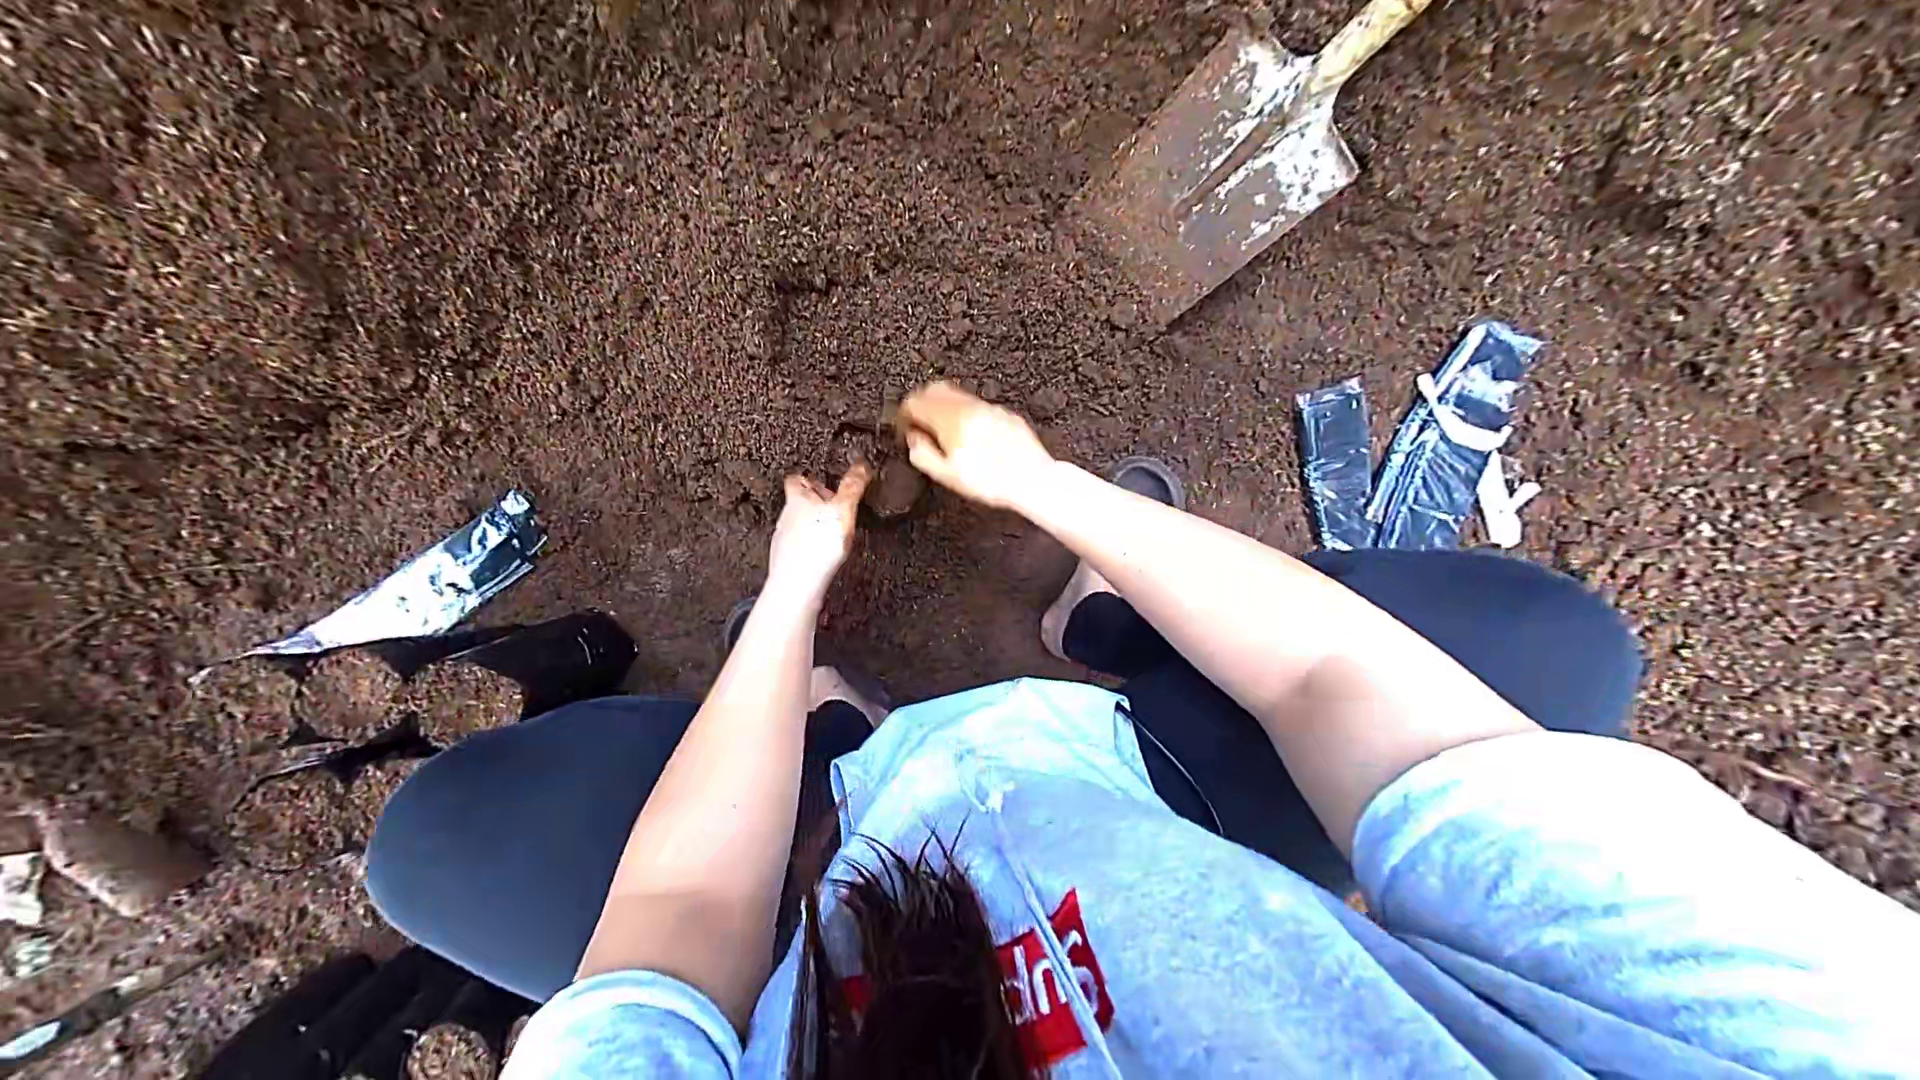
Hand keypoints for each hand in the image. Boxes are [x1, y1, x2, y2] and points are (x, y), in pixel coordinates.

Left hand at [766, 460, 871, 599]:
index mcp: (797, 499)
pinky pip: (799, 546)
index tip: (819, 477)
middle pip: (798, 501)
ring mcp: (784, 538)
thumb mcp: (843, 509)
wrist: (798, 583)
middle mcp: (786, 516)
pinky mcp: (787, 559)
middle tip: (832, 505)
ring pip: (797, 524)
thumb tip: (862, 467)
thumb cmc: (816, 546)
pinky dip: (810, 545)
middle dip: (813, 502)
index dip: (808, 477)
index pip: (797, 479)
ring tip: (830, 530)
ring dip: (812, 525)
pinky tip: (822, 553)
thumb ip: (852, 487)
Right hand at [897, 381, 1056, 509]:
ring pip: (958, 395)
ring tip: (943, 431)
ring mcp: (990, 408)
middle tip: (919, 422)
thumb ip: (922, 454)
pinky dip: (966, 414)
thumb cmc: (992, 482)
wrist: (1031, 480)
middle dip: (922, 403)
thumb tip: (913, 440)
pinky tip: (970, 436)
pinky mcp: (1005, 415)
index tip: (904, 425)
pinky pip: (978, 406)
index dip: (904, 413)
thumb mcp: (947, 476)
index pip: (915, 401)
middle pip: (935, 389)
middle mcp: (970, 408)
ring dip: (944, 407)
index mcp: (952, 420)